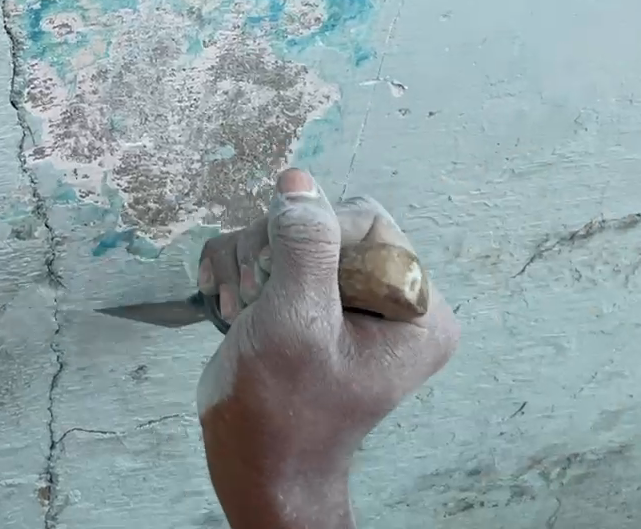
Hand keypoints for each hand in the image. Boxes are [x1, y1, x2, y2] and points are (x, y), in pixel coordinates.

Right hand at [196, 171, 458, 528]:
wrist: (252, 461)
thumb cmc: (284, 406)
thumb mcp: (297, 322)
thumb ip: (304, 247)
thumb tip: (298, 180)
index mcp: (414, 307)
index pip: (364, 219)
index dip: (313, 233)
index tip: (279, 279)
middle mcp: (383, 295)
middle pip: (318, 221)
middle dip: (271, 252)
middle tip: (255, 298)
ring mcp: (338, 295)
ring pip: (281, 231)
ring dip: (246, 264)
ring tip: (239, 310)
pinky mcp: (300, 297)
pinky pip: (260, 249)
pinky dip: (232, 270)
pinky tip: (226, 307)